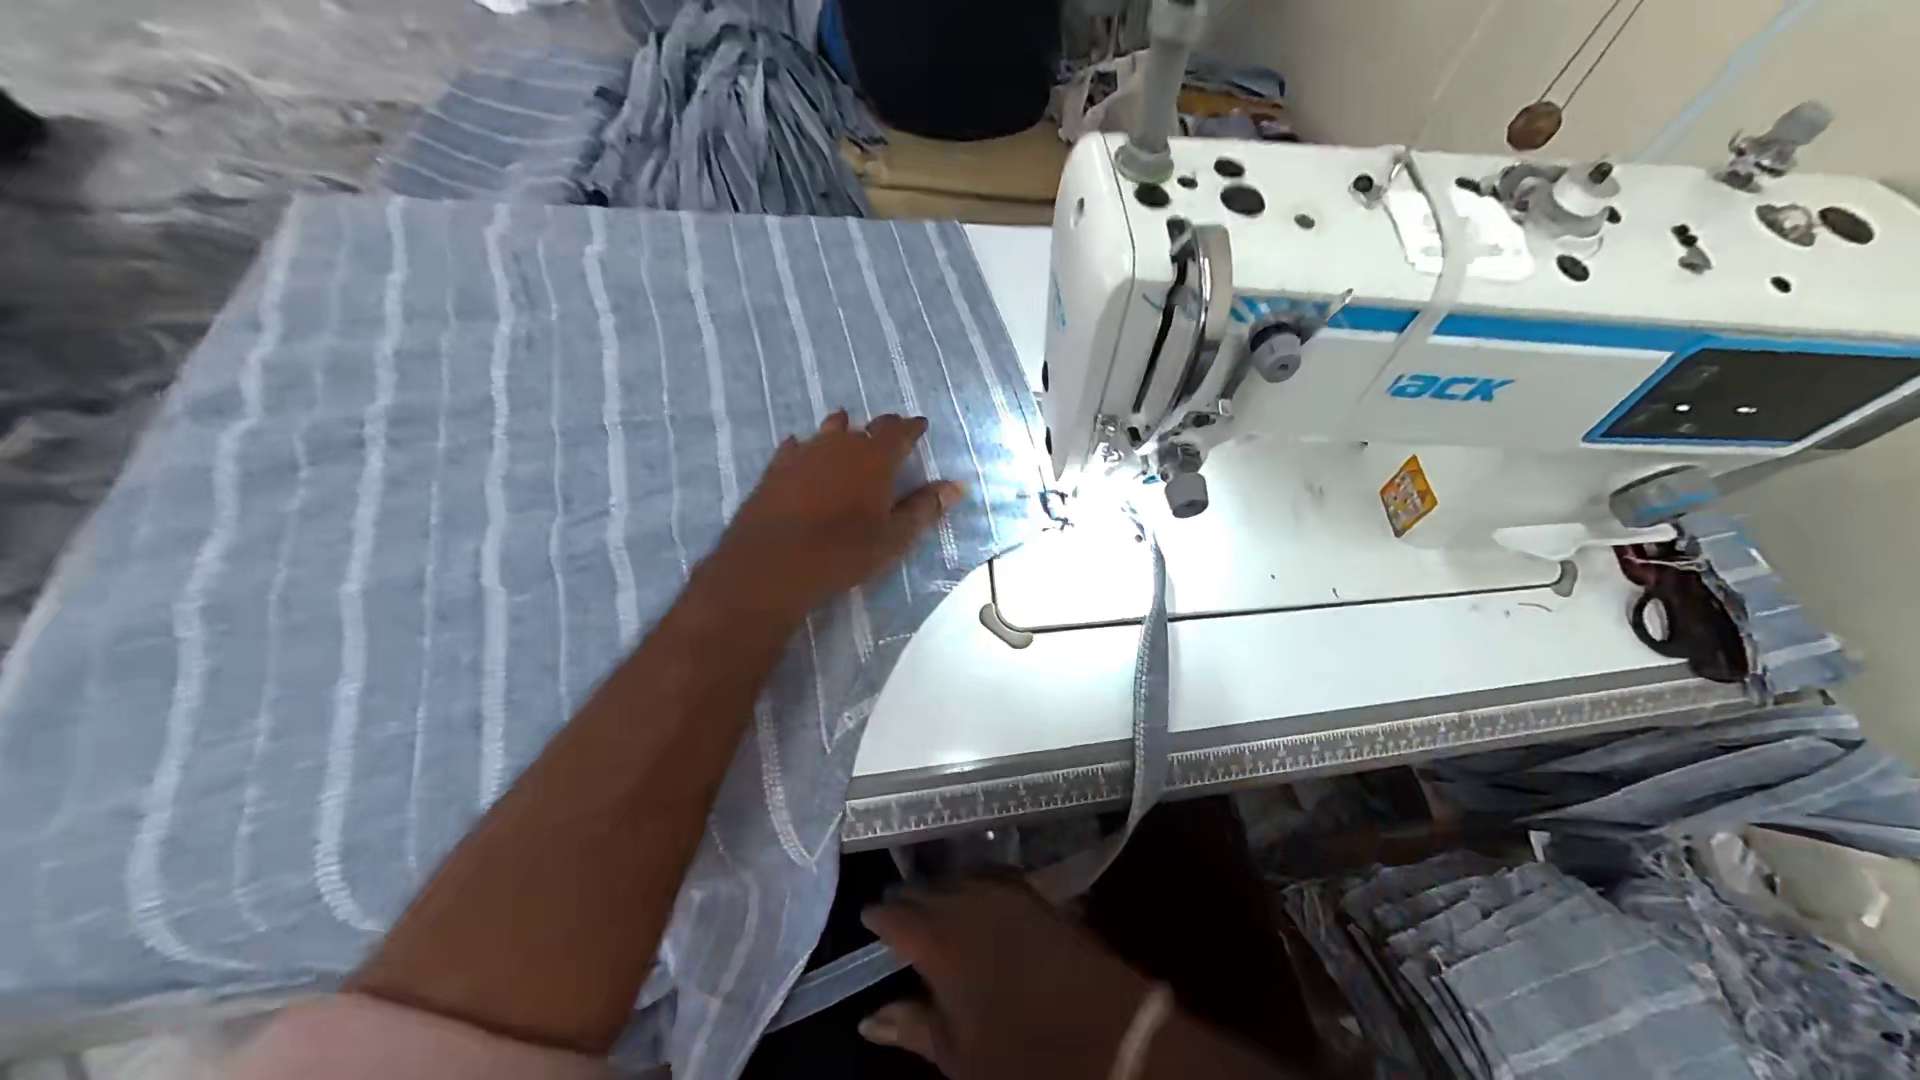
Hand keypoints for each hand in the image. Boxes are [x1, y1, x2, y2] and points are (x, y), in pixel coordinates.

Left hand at [710, 410, 960, 619]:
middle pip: (865, 427)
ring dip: (841, 430)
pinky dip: (804, 446)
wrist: (773, 563)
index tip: (920, 425)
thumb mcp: (894, 536)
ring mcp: (804, 454)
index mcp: (875, 459)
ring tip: (846, 427)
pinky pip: (794, 447)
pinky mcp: (776, 468)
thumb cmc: (844, 552)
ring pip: (828, 431)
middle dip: (881, 427)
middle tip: (890, 429)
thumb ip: (925, 508)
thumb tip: (957, 486)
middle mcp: (840, 446)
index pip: (899, 432)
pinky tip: (800, 448)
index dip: (912, 428)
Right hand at [859, 879, 1155, 1079]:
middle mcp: (966, 901)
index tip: (870, 923)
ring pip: (957, 877)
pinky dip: (977, 884)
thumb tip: (868, 1020)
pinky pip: (993, 875)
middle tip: (898, 915)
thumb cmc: (1023, 1054)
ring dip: (942, 889)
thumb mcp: (959, 1054)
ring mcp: (1004, 891)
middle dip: (908, 900)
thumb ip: (912, 1026)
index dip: (879, 918)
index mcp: (938, 939)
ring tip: (934, 906)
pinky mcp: (1034, 891)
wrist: (1109, 1032)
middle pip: (924, 889)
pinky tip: (978, 899)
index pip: (894, 914)